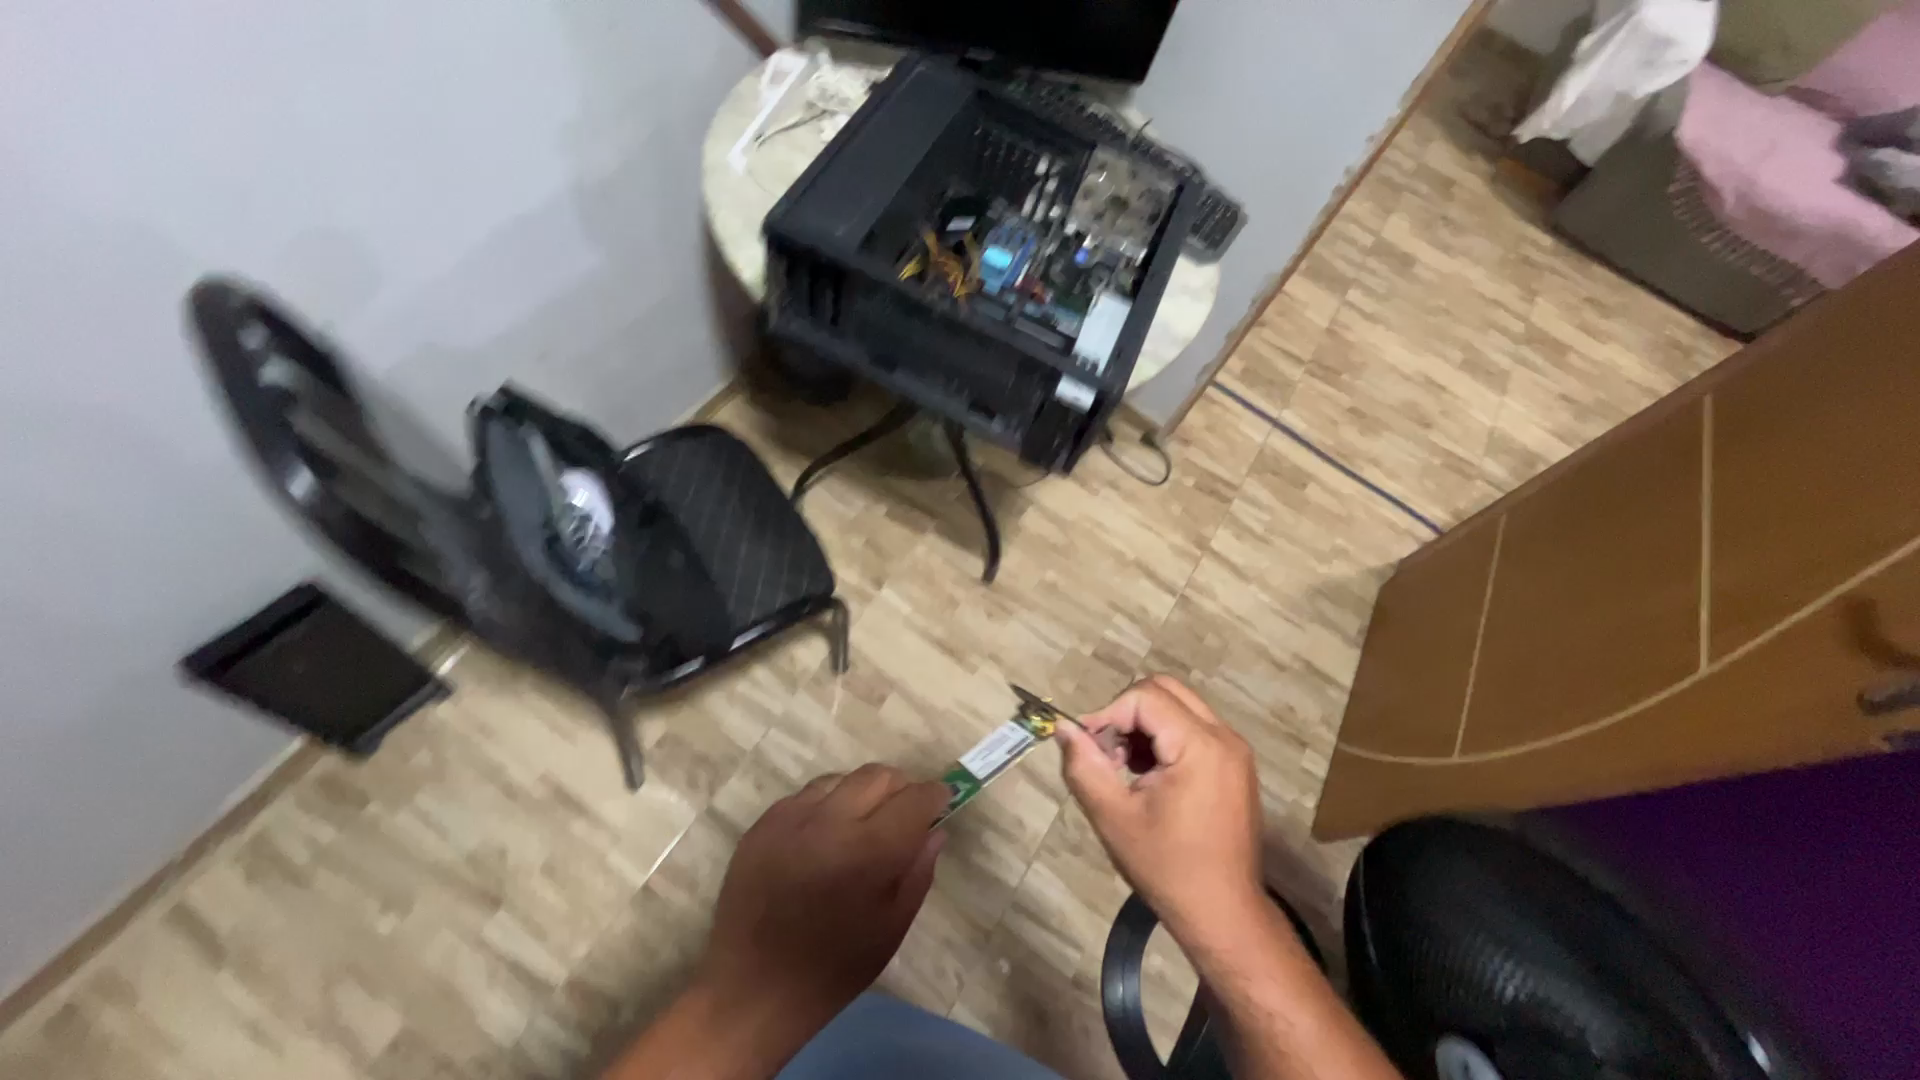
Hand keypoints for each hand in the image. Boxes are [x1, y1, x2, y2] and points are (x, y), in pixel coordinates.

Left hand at [696, 763, 948, 1025]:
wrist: (752, 988)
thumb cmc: (832, 968)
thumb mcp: (891, 928)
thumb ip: (917, 872)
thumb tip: (935, 831)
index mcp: (869, 850)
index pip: (915, 798)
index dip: (934, 795)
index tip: (942, 801)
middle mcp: (830, 820)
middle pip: (878, 775)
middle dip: (900, 787)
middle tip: (905, 812)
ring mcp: (791, 818)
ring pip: (840, 779)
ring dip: (861, 792)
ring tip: (863, 822)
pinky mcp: (763, 824)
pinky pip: (805, 795)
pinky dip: (826, 804)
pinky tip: (825, 834)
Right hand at [1058, 676, 1265, 938]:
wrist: (1222, 913)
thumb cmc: (1166, 867)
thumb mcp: (1113, 817)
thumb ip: (1084, 766)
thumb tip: (1063, 727)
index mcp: (1200, 746)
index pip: (1144, 697)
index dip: (1108, 714)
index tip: (1087, 749)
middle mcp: (1225, 738)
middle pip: (1165, 691)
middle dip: (1127, 713)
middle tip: (1106, 753)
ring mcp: (1235, 751)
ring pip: (1179, 707)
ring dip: (1144, 726)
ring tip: (1124, 769)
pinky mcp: (1235, 765)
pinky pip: (1193, 729)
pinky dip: (1164, 739)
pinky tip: (1148, 778)